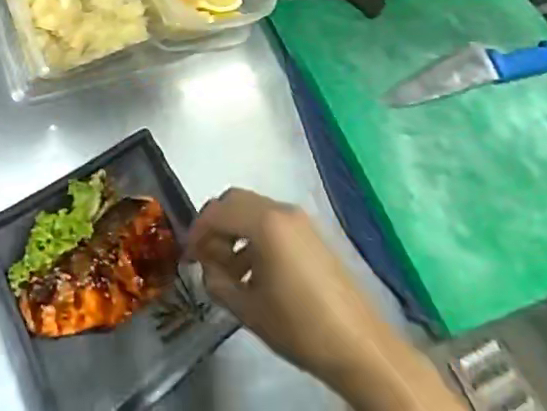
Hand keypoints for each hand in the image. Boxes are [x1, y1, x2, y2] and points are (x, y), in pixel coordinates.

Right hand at [186, 189, 454, 410]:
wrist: (359, 345)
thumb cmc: (299, 325)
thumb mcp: (247, 309)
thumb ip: (217, 282)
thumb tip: (206, 267)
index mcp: (265, 222)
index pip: (217, 210)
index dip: (197, 230)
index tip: (187, 255)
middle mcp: (282, 210)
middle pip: (235, 200)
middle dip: (215, 224)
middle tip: (204, 255)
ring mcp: (301, 220)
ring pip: (254, 209)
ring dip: (235, 230)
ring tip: (228, 269)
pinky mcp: (312, 234)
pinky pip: (273, 221)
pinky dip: (255, 235)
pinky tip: (254, 272)